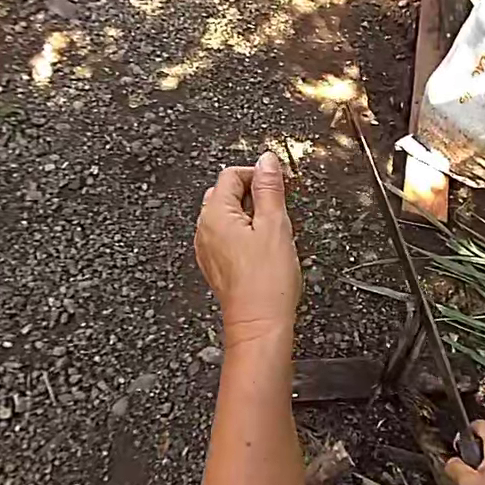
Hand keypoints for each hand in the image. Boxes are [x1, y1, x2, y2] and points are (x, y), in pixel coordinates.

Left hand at [195, 152, 300, 344]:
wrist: (259, 324)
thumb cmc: (266, 282)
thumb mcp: (275, 226)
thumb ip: (269, 189)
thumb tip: (266, 160)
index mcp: (215, 215)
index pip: (231, 174)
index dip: (258, 174)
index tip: (279, 184)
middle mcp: (204, 230)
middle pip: (226, 193)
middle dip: (253, 194)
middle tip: (278, 208)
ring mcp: (208, 249)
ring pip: (227, 216)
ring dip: (250, 215)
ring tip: (273, 231)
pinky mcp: (216, 265)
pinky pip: (227, 237)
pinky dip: (244, 234)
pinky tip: (263, 249)